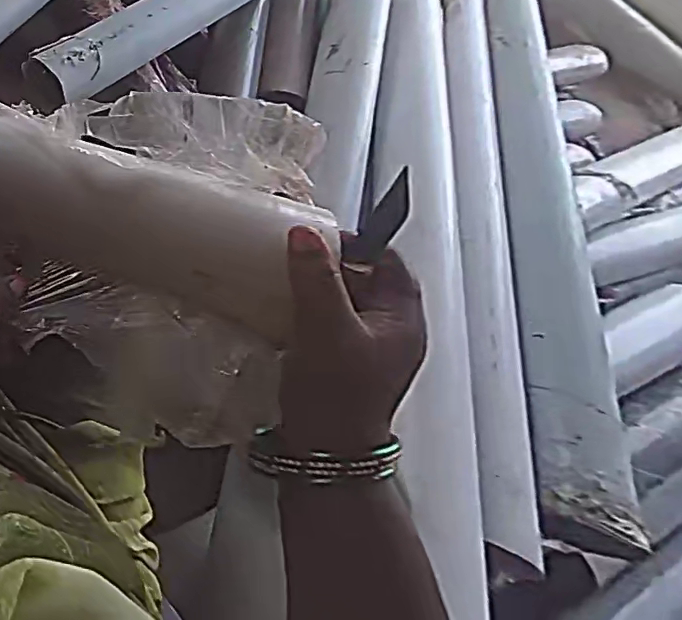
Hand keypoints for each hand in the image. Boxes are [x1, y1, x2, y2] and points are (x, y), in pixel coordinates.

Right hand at [279, 225, 425, 452]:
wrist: (322, 450)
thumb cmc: (336, 391)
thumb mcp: (326, 328)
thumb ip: (317, 279)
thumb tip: (304, 232)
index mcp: (402, 320)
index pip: (389, 263)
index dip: (359, 243)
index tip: (321, 235)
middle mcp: (387, 329)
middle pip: (362, 275)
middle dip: (329, 260)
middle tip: (294, 249)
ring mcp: (361, 343)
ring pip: (339, 294)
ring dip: (312, 280)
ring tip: (281, 270)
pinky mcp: (335, 354)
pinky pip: (321, 313)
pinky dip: (302, 300)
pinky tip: (279, 299)